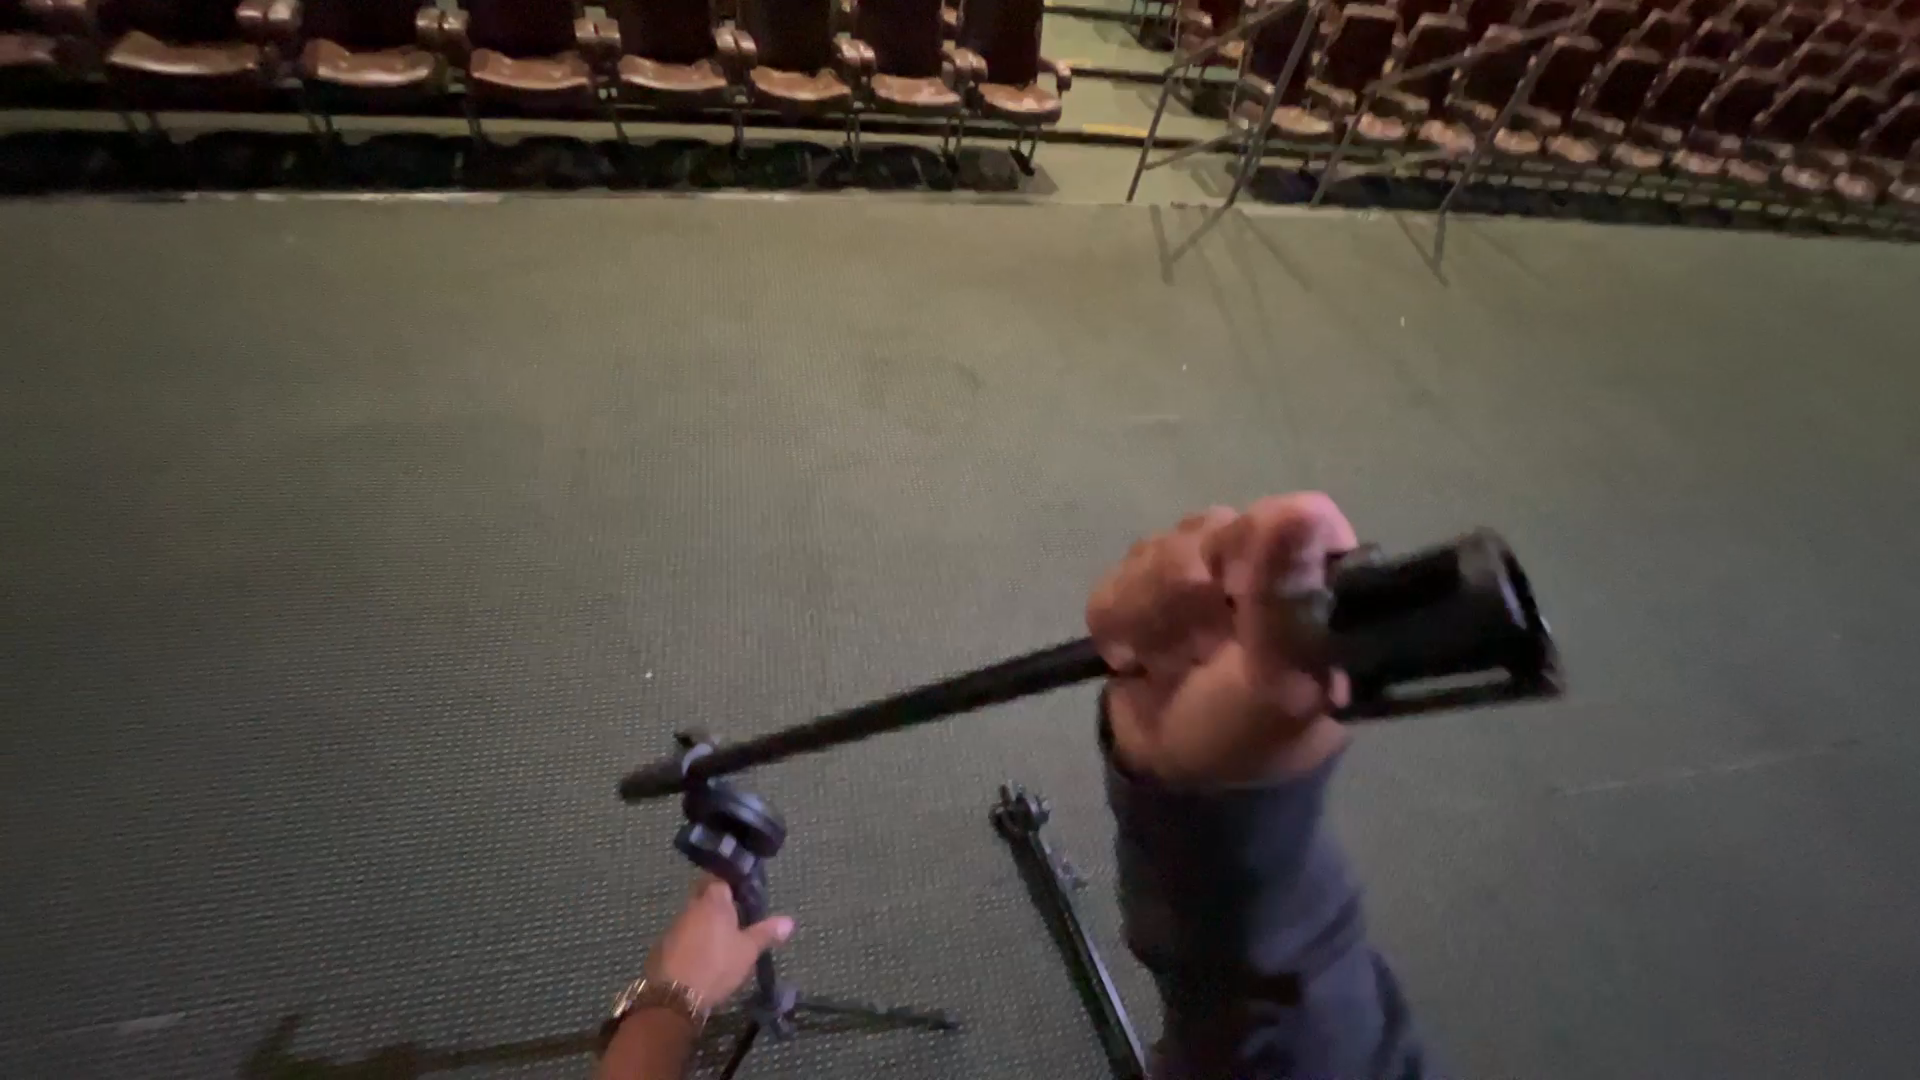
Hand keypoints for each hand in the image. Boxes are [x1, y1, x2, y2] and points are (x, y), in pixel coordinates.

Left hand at [644, 875, 794, 1008]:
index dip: (732, 883)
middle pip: (705, 896)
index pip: (721, 877)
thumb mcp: (748, 951)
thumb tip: (790, 921)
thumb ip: (767, 933)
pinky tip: (701, 959)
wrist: (671, 999)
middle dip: (719, 904)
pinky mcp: (661, 948)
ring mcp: (673, 927)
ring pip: (693, 917)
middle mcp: (691, 906)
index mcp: (713, 899)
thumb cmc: (716, 965)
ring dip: (704, 924)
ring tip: (721, 942)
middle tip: (736, 919)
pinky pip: (681, 936)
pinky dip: (692, 942)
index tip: (745, 895)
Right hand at [1086, 492, 1357, 784]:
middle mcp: (1255, 558)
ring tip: (1173, 663)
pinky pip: (1111, 581)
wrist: (1174, 772)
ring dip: (1152, 623)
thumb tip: (1296, 509)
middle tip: (1205, 653)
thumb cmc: (1249, 733)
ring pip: (1151, 553)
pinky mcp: (1139, 585)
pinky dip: (1119, 630)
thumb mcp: (1280, 684)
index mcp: (1310, 576)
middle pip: (1206, 531)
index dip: (1252, 553)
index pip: (1289, 515)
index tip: (1236, 596)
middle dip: (1191, 604)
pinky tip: (1139, 658)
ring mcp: (1193, 567)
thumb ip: (1287, 601)